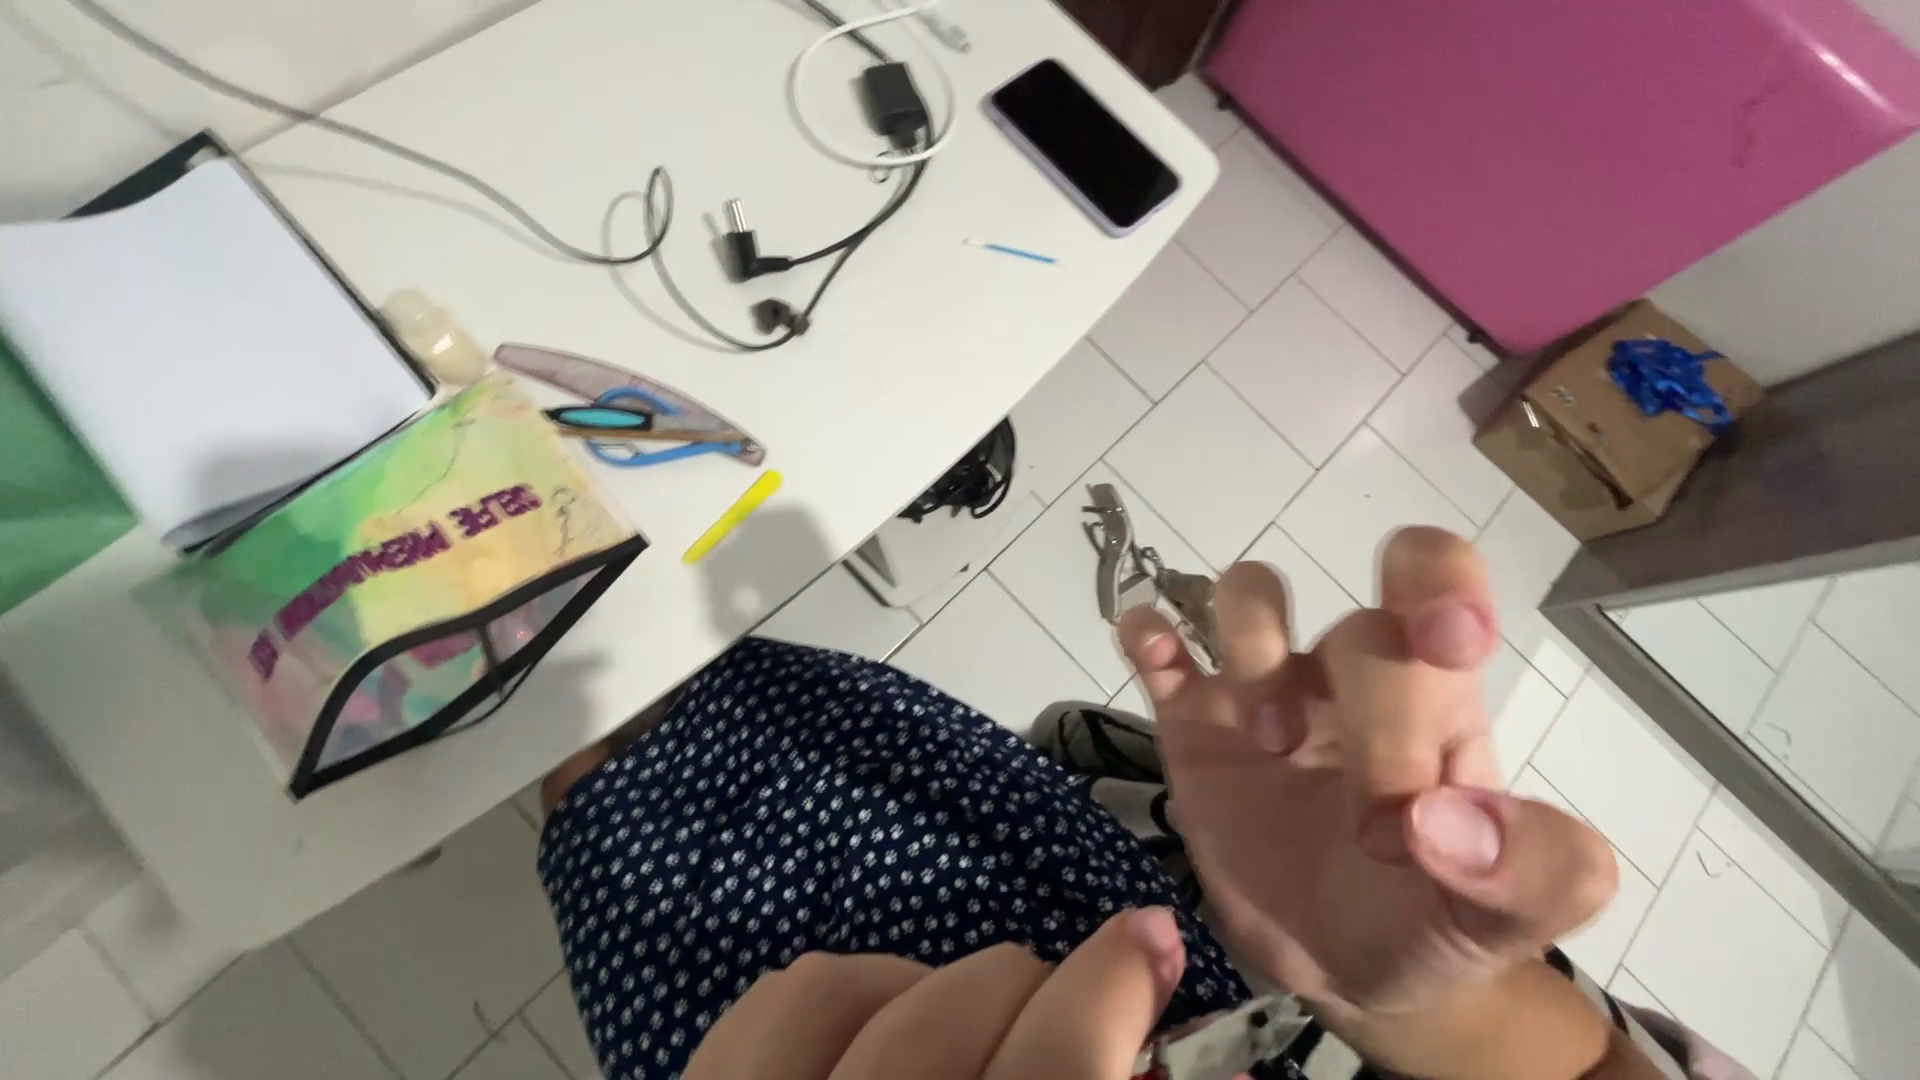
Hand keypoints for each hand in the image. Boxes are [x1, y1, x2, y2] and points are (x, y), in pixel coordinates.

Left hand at [685, 908, 1185, 1079]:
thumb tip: (1204, 1077)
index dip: (1108, 993)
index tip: (1155, 935)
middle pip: (942, 1026)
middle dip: (1032, 986)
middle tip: (1078, 996)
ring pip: (839, 993)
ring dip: (932, 984)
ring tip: (977, 1023)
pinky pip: (769, 1004)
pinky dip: (845, 988)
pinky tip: (882, 1027)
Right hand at [1119, 528, 1616, 1021]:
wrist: (1328, 960)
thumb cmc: (1421, 921)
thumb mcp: (1503, 921)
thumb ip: (1532, 875)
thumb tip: (1445, 821)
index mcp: (1432, 696)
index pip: (1438, 582)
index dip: (1440, 581)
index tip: (1445, 641)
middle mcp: (1345, 674)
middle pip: (1356, 623)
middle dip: (1372, 713)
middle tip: (1374, 827)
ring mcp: (1258, 689)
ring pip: (1246, 594)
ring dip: (1253, 646)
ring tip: (1267, 743)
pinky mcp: (1191, 719)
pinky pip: (1157, 649)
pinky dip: (1148, 634)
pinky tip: (1157, 657)